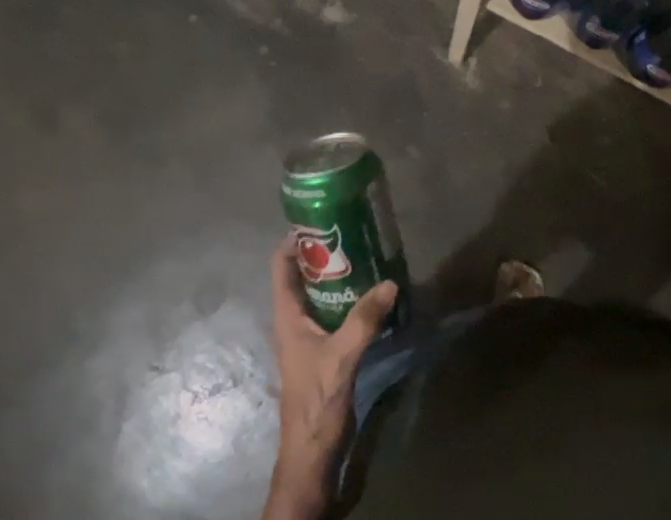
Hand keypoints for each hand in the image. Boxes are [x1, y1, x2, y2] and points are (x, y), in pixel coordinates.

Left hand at [263, 236, 397, 518]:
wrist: (314, 449)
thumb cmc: (317, 400)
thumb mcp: (341, 356)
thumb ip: (364, 319)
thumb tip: (389, 282)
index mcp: (287, 315)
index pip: (280, 265)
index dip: (295, 240)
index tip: (321, 220)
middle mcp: (294, 319)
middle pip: (303, 275)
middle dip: (324, 253)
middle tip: (353, 232)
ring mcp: (309, 335)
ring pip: (321, 293)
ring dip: (339, 276)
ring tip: (368, 255)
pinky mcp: (325, 349)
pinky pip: (335, 312)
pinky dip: (350, 298)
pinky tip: (374, 294)